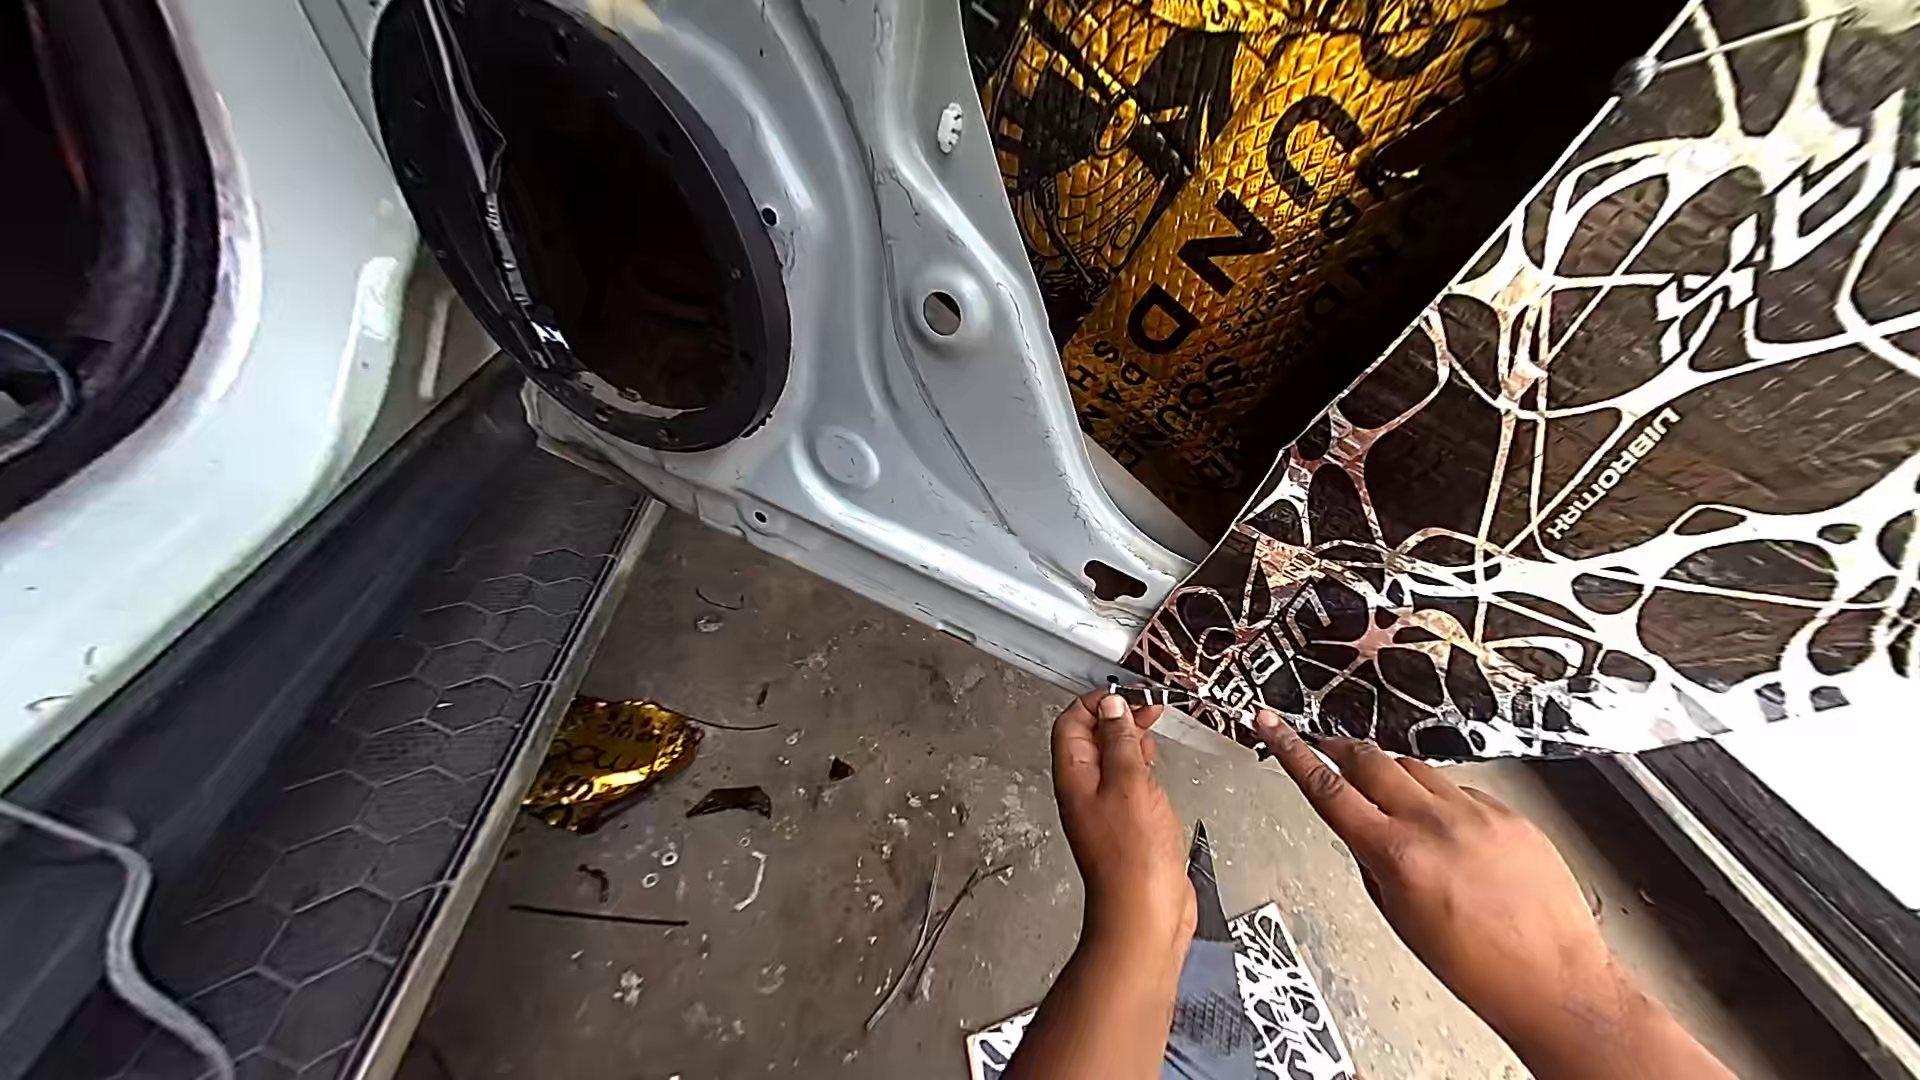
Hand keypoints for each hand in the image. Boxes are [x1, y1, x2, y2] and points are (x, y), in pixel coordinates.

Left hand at [1052, 690, 1194, 952]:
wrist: (1146, 915)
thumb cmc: (1133, 859)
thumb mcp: (1129, 783)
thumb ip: (1120, 740)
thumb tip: (1112, 706)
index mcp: (1073, 774)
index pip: (1072, 721)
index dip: (1096, 702)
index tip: (1126, 695)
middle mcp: (1083, 787)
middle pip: (1091, 735)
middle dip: (1116, 715)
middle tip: (1146, 706)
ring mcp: (1104, 803)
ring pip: (1110, 755)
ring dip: (1129, 735)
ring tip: (1152, 724)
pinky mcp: (1125, 819)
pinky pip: (1126, 778)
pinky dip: (1139, 761)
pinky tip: (1152, 760)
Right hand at [1253, 711, 1733, 1079]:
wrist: (1562, 989)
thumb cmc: (1472, 964)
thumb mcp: (1392, 908)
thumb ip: (1365, 850)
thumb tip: (1354, 814)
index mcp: (1395, 854)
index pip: (1324, 786)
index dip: (1290, 748)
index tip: (1269, 722)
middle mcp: (1433, 825)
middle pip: (1366, 757)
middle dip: (1342, 752)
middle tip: (1333, 754)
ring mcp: (1475, 816)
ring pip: (1410, 766)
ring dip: (1394, 779)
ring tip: (1407, 813)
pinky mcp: (1509, 815)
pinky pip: (1456, 786)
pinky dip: (1441, 800)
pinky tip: (1453, 833)